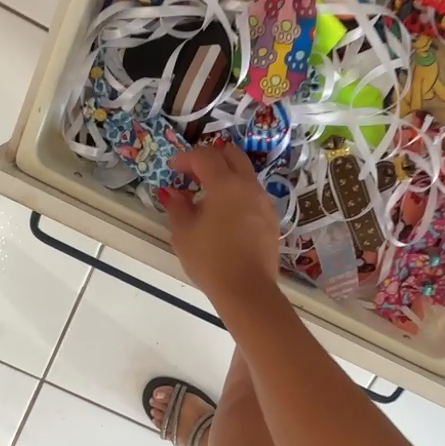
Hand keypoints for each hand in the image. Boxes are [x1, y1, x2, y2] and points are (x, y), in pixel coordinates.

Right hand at [161, 142, 281, 307]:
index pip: (205, 156)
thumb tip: (174, 193)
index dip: (186, 158)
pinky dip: (238, 195)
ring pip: (246, 175)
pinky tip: (225, 215)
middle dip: (211, 157)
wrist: (247, 290)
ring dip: (226, 176)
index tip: (173, 168)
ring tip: (208, 197)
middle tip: (193, 173)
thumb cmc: (211, 261)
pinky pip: (253, 196)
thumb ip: (178, 207)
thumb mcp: (184, 234)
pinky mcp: (271, 220)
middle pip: (232, 155)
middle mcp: (249, 186)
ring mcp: (264, 202)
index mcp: (225, 184)